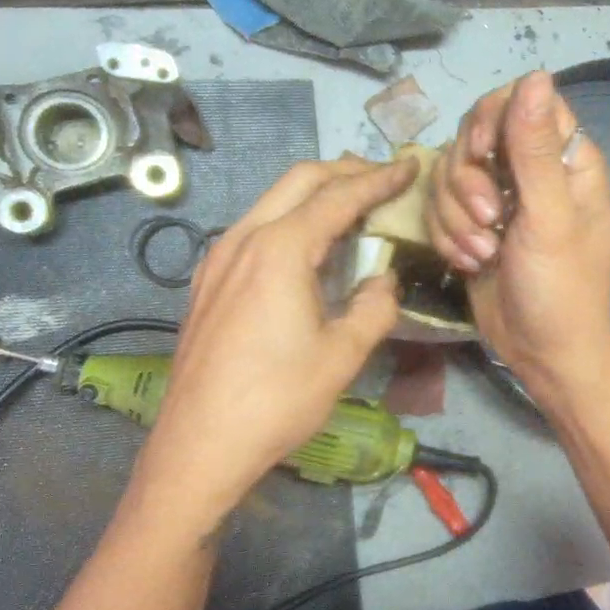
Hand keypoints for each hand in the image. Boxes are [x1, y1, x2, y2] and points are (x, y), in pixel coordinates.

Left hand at [130, 156, 418, 533]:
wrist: (200, 443)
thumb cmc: (277, 400)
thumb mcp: (342, 356)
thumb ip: (374, 308)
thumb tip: (383, 282)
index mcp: (280, 249)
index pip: (338, 197)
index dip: (378, 179)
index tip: (409, 166)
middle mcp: (244, 239)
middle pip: (299, 182)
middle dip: (344, 172)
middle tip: (384, 178)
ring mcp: (219, 258)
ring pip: (272, 202)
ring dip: (315, 195)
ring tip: (353, 207)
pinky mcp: (209, 281)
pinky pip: (255, 230)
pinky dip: (290, 220)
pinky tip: (309, 247)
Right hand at [427, 72, 609, 403]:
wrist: (542, 354)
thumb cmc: (561, 289)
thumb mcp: (549, 218)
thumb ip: (535, 148)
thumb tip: (535, 75)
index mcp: (566, 160)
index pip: (521, 101)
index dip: (491, 119)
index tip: (480, 152)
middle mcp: (531, 171)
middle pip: (475, 134)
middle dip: (468, 179)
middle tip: (489, 219)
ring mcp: (500, 198)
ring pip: (451, 172)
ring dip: (456, 215)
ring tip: (483, 253)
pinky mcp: (473, 225)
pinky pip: (440, 206)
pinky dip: (448, 234)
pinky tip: (469, 262)